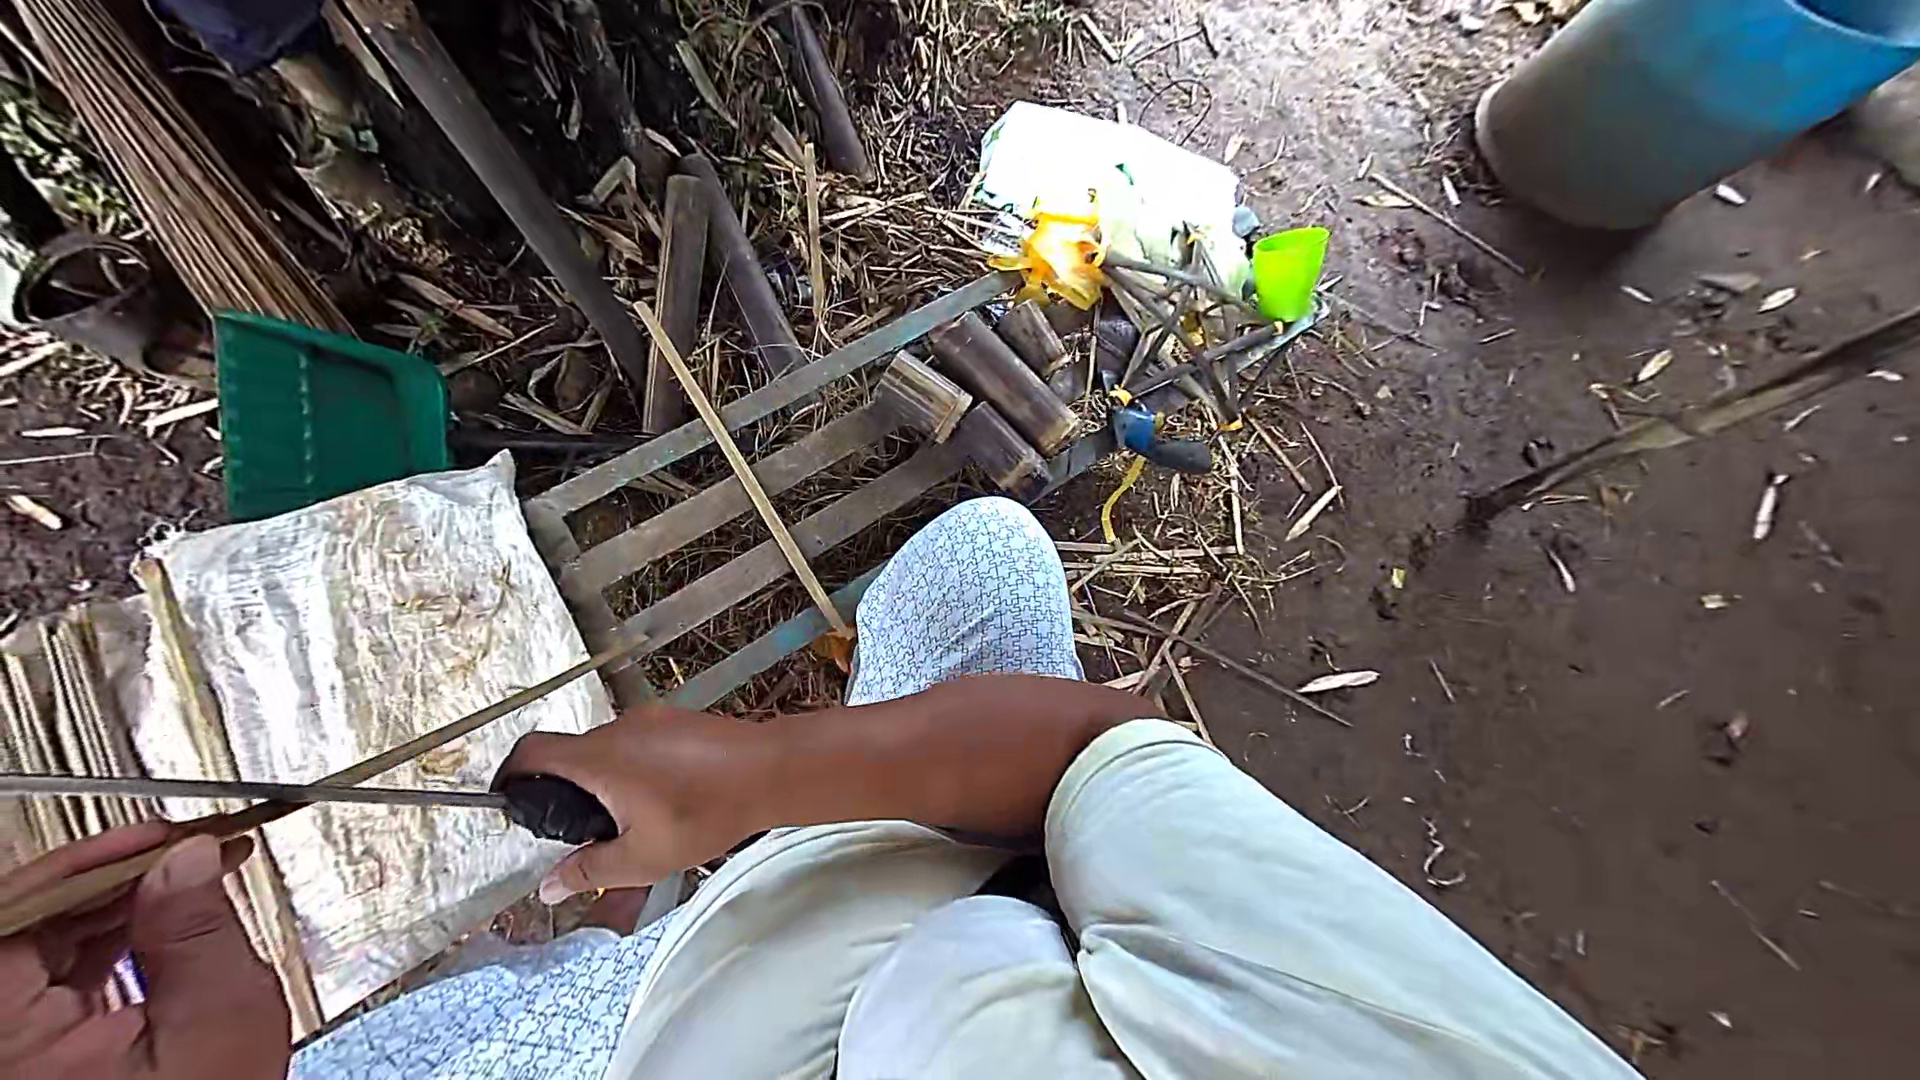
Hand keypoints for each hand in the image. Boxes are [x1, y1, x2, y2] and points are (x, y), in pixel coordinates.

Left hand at [0, 824, 289, 1078]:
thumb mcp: (222, 1009)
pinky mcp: (21, 1051)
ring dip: (114, 900)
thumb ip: (199, 929)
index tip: (159, 834)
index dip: (80, 868)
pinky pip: (45, 973)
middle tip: (190, 845)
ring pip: (31, 948)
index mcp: (7, 1048)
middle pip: (17, 932)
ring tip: (191, 870)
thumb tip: (190, 856)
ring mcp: (1, 1051)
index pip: (7, 927)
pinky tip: (163, 911)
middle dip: (111, 877)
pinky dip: (106, 932)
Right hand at [499, 704, 767, 902]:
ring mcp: (656, 718)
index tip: (514, 804)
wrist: (771, 770)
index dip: (512, 774)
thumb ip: (590, 869)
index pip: (533, 749)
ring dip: (608, 776)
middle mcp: (624, 727)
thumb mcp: (642, 857)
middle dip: (569, 788)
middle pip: (573, 751)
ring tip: (634, 815)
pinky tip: (665, 792)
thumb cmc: (705, 813)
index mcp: (601, 757)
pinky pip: (642, 738)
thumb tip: (547, 887)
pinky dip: (637, 763)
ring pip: (611, 746)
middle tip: (589, 826)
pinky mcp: (682, 718)